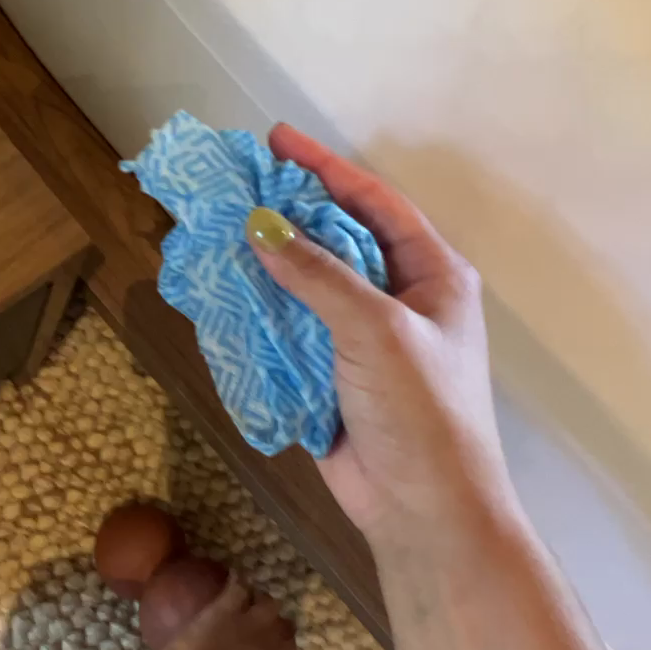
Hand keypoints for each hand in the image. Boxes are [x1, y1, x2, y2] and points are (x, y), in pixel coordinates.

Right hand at [247, 124, 511, 540]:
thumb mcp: (375, 330)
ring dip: (268, 261)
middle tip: (237, 186)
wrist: (422, 508)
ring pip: (308, 282)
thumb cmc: (420, 410)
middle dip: (289, 212)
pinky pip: (290, 325)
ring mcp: (360, 336)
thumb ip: (318, 275)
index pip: (373, 203)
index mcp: (430, 275)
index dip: (326, 168)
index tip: (277, 141)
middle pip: (336, 238)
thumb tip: (260, 226)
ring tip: (220, 232)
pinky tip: (227, 291)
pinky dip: (261, 307)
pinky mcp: (330, 370)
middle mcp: (397, 297)